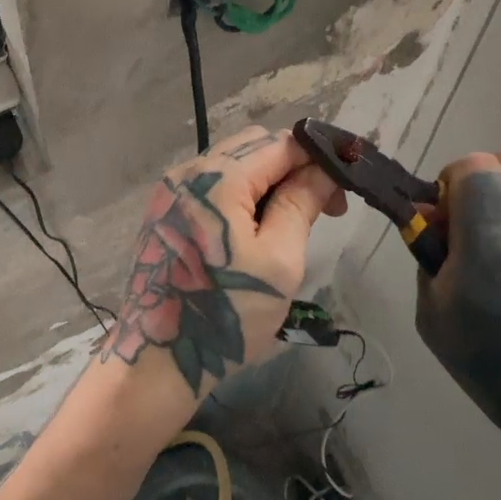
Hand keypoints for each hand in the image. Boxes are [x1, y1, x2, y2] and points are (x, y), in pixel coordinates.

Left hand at [99, 126, 347, 396]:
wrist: (157, 356)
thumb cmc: (226, 311)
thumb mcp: (278, 260)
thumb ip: (301, 204)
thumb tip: (325, 170)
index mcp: (218, 177)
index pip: (280, 143)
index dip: (319, 159)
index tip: (343, 194)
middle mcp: (189, 171)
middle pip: (254, 148)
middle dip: (295, 169)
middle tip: (324, 210)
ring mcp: (171, 191)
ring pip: (233, 166)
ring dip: (269, 183)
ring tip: (294, 223)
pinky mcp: (165, 212)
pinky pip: (212, 187)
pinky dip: (242, 196)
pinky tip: (257, 230)